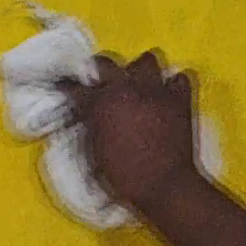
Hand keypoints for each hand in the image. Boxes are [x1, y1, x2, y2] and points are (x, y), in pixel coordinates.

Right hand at [62, 50, 203, 214]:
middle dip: (98, 69)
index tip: (65, 87)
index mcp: (101, 104)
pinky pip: (180, 78)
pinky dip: (173, 84)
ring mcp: (155, 90)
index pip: (76, 88)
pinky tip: (168, 94)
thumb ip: (90, 126)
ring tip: (138, 83)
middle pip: (106, 63)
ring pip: (147, 60)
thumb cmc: (124, 176)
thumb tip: (87, 115)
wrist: (164, 185)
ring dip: (139, 70)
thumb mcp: (95, 152)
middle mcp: (126, 89)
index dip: (68, 88)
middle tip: (98, 79)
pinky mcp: (180, 98)